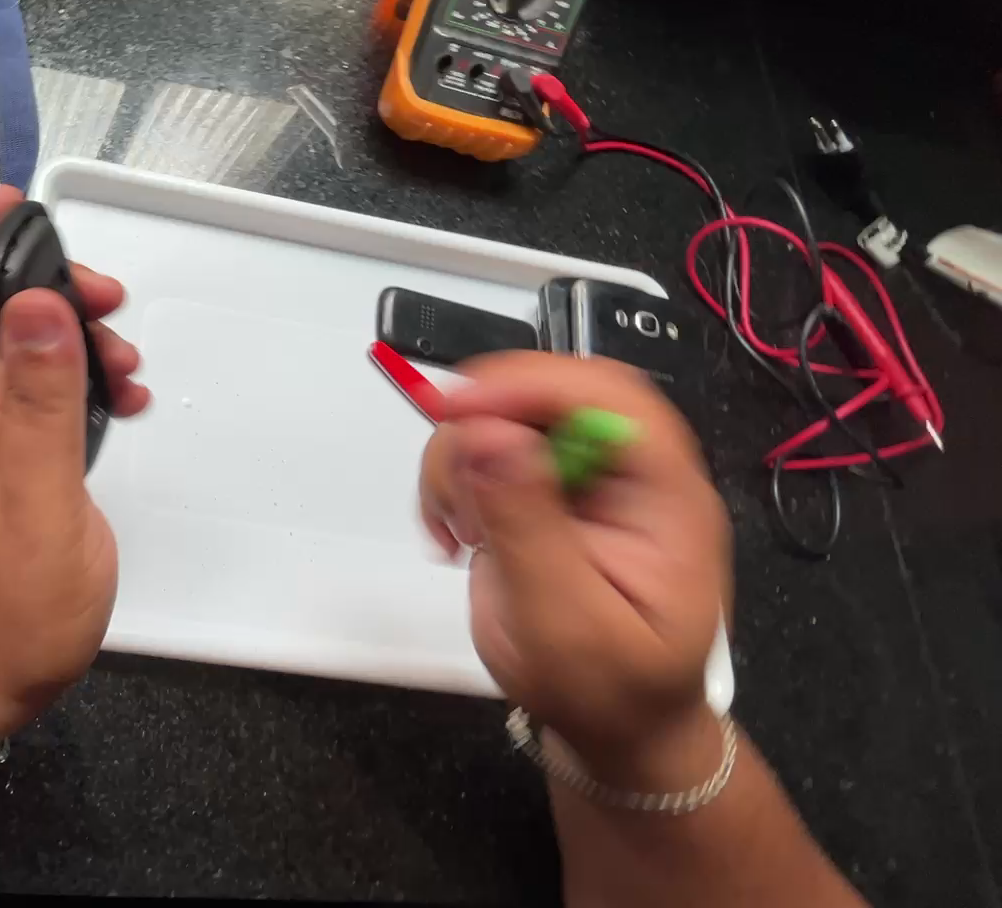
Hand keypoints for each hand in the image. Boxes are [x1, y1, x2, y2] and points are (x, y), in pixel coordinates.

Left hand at [0, 187, 151, 739]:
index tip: (12, 208)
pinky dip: (92, 380)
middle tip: (107, 299)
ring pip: (31, 348)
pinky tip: (128, 397)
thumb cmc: (8, 601)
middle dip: (47, 284)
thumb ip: (41, 402)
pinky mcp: (29, 459)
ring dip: (78, 334)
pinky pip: (56, 393)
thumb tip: (38, 304)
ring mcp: (2, 434)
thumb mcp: (34, 498)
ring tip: (129, 358)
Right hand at [419, 353, 730, 788]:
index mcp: (662, 498)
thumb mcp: (565, 620)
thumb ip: (528, 526)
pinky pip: (472, 452)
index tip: (459, 411)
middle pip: (544, 395)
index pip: (609, 399)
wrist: (608, 720)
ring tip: (456, 529)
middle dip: (480, 420)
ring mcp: (569, 481)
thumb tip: (488, 436)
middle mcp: (617, 475)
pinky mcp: (526, 492)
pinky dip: (444, 480)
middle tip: (447, 473)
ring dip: (454, 461)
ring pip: (496, 419)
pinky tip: (452, 532)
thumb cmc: (605, 686)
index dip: (533, 386)